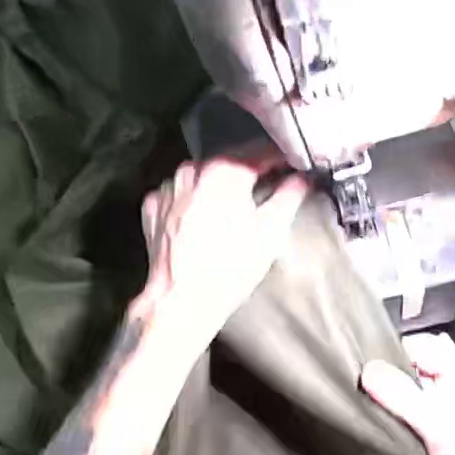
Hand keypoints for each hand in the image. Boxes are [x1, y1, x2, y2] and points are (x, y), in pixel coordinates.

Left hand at [139, 157, 311, 337]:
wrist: (180, 301)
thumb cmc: (230, 267)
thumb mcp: (270, 232)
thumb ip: (289, 196)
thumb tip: (302, 178)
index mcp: (224, 171)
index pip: (259, 153)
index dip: (279, 158)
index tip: (291, 164)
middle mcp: (191, 171)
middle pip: (227, 162)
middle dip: (247, 171)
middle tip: (266, 185)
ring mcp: (168, 188)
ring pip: (200, 176)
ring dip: (216, 185)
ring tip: (231, 206)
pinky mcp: (153, 207)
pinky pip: (179, 194)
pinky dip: (191, 200)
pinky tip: (200, 219)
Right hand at [362, 333, 454, 454]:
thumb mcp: (435, 422)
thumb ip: (399, 393)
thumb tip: (365, 369)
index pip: (418, 345)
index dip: (390, 349)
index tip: (360, 361)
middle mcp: (453, 383)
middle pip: (411, 366)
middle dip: (386, 374)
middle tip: (355, 382)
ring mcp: (445, 408)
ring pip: (408, 392)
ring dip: (389, 397)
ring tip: (359, 400)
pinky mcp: (438, 431)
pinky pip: (410, 415)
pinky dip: (394, 416)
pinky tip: (374, 421)